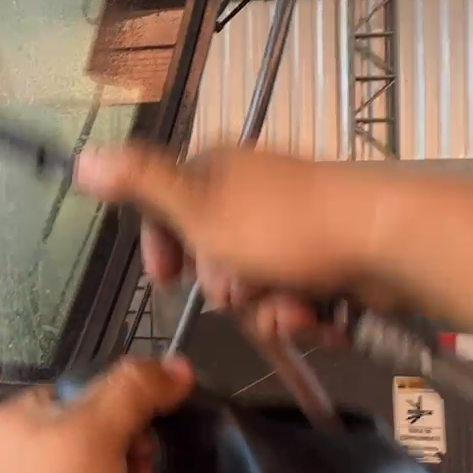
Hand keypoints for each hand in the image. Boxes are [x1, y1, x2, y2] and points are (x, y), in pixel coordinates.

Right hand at [73, 143, 392, 339]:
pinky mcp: (324, 254)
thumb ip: (138, 184)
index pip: (165, 206)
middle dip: (223, 285)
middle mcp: (249, 192)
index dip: (161, 246)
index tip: (165, 278)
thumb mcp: (195, 206)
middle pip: (208, 253)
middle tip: (238, 290)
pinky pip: (290, 293)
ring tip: (288, 308)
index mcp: (216, 170)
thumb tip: (82, 157)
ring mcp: (290, 224)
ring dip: (264, 308)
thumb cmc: (282, 226)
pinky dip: (298, 311)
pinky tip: (313, 315)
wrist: (391, 242)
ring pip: (250, 282)